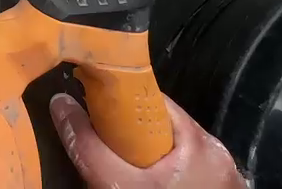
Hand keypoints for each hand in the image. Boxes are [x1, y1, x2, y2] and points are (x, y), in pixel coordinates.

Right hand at [51, 92, 243, 188]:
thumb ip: (89, 146)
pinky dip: (160, 180)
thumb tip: (60, 102)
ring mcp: (222, 183)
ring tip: (123, 178)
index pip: (153, 102)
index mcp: (204, 145)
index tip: (95, 115)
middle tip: (108, 155)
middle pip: (161, 129)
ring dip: (144, 163)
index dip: (121, 105)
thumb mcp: (117, 187)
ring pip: (169, 156)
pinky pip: (180, 176)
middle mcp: (219, 159)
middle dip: (132, 139)